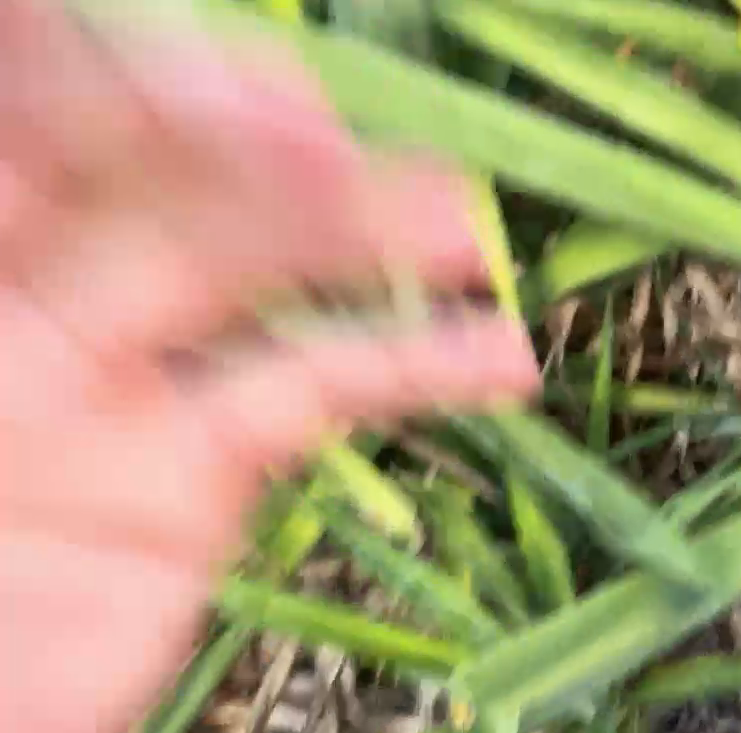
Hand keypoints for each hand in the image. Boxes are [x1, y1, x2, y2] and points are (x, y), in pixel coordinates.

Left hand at [0, 1, 536, 732]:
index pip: (25, 104)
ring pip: (257, 282)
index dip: (134, 72)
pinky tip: (498, 361)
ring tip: (478, 241)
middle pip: (159, 180)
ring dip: (378, 255)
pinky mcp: (194, 470)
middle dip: (285, 160)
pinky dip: (414, 374)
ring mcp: (102, 382)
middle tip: (406, 165)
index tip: (266, 92)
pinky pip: (314, 399)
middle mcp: (5, 291)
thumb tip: (64, 61)